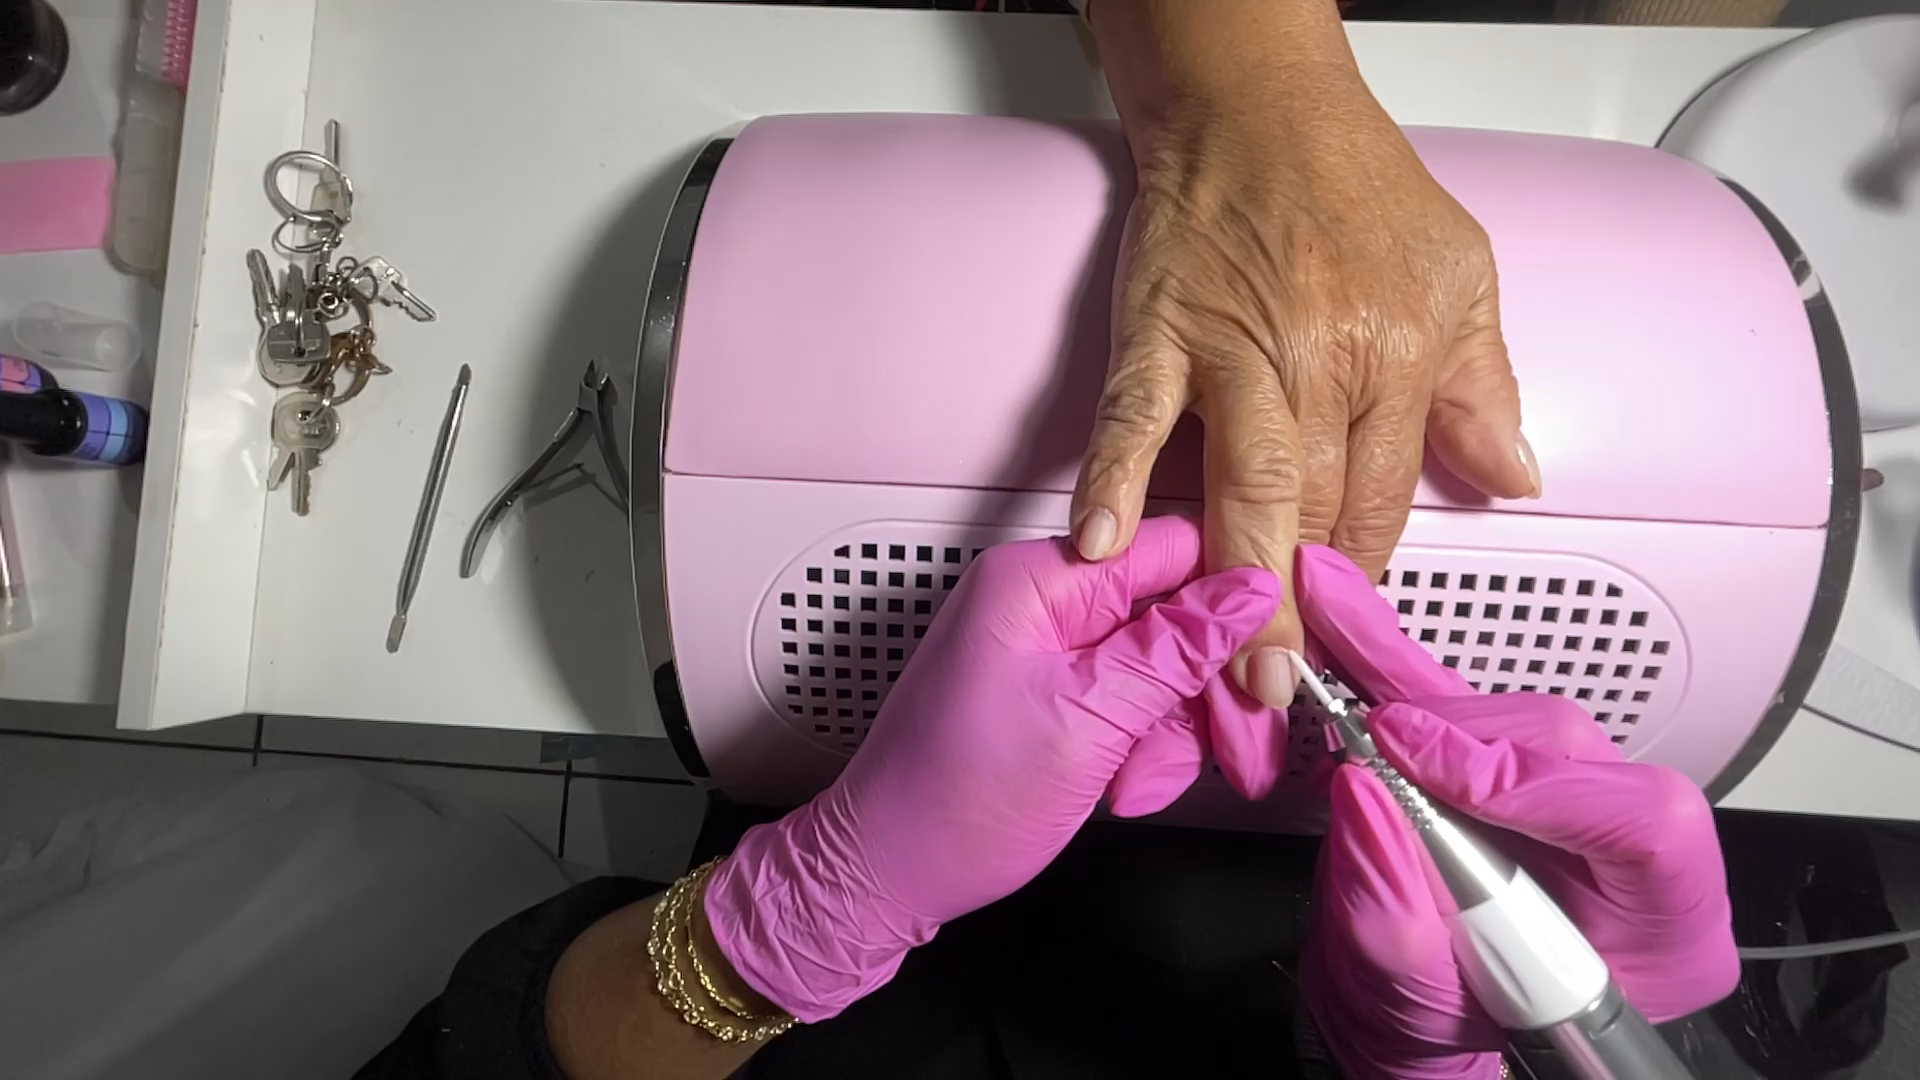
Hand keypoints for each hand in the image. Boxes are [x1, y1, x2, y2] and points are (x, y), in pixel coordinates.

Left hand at [704, 518, 1279, 1021]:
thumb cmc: (953, 799)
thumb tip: (1248, 591)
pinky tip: (1121, 787)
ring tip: (1138, 785)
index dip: (1232, 599)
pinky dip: (1139, 747)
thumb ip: (1175, 650)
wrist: (888, 870)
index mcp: (1037, 580)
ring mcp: (1046, 646)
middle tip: (1239, 749)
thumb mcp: (1087, 719)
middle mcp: (1041, 600)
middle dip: (1205, 689)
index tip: (1270, 659)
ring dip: (1169, 732)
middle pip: (1171, 615)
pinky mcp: (1052, 688)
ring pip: (1157, 666)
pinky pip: (1126, 699)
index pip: (1167, 548)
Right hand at [1077, 0, 1538, 718]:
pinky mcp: (1160, 335)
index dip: (1361, 575)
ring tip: (1225, 659)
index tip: (1335, 635)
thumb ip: (1483, 387)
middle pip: (1320, 508)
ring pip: (1245, 482)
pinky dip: (1115, 477)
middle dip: (1301, 608)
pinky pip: (1136, 417)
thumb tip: (1513, 479)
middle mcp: (1325, 364)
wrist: (1257, 114)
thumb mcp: (1460, 276)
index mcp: (1400, 356)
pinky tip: (1100, 542)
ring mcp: (1234, 352)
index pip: (1383, 497)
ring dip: (1236, 574)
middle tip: (1280, 692)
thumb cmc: (1352, 191)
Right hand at [1293, 546, 1738, 1078]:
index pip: (1636, 819)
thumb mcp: (1400, 992)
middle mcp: (1612, 848)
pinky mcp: (1487, 764)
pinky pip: (1448, 702)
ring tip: (1341, 684)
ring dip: (1414, 694)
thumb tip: (1364, 791)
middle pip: (1566, 744)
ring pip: (1505, 710)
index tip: (1415, 758)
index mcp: (1650, 927)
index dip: (1523, 776)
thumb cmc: (1423, 1016)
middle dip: (1457, 733)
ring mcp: (1552, 797)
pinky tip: (1346, 630)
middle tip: (1370, 734)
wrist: (1394, 1001)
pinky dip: (1389, 670)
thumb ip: (1387, 905)